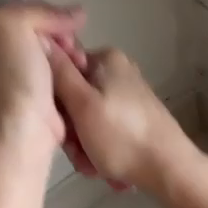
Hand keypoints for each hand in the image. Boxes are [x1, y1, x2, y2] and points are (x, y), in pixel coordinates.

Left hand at [0, 0, 85, 148]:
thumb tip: (76, 14)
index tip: (54, 19)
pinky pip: (55, 66)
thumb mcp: (13, 22)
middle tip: (68, 41)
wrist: (25, 126)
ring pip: (48, 46)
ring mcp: (11, 75)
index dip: (36, 8)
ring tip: (76, 58)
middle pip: (32, 27)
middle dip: (56, 30)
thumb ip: (39, 8)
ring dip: (67, 48)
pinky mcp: (33, 91)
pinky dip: (68, 64)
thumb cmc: (12, 73)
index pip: (10, 7)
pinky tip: (77, 67)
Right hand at [45, 45, 196, 194]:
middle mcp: (116, 71)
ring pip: (84, 118)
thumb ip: (59, 73)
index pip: (60, 69)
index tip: (58, 124)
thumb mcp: (82, 104)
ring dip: (82, 144)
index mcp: (105, 59)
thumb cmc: (121, 137)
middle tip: (77, 150)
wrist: (168, 169)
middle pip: (72, 97)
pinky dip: (97, 147)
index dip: (53, 99)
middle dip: (70, 129)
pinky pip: (101, 129)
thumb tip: (39, 38)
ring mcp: (126, 95)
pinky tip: (102, 166)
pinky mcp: (132, 117)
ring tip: (91, 162)